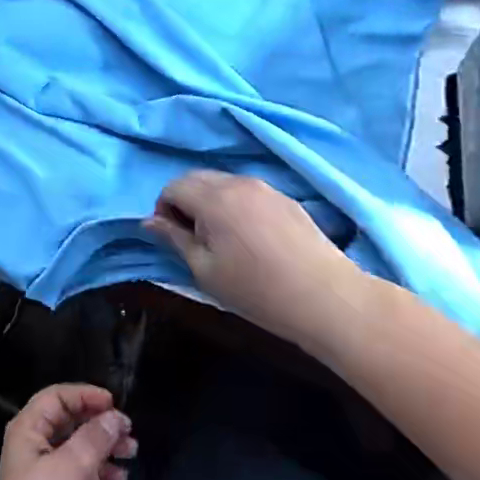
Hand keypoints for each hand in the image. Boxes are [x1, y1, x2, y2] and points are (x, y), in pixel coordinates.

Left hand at [0, 384, 135, 479]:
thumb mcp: (68, 470)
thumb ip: (92, 440)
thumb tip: (114, 416)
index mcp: (27, 429)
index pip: (55, 397)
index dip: (84, 395)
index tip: (115, 403)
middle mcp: (33, 445)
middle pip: (68, 420)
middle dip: (98, 422)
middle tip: (130, 434)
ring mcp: (43, 472)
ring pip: (77, 446)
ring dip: (103, 447)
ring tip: (131, 454)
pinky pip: (79, 471)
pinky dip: (99, 471)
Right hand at [143, 170, 375, 350]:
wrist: (330, 300)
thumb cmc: (257, 290)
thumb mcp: (203, 270)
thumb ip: (173, 239)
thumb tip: (149, 222)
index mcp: (213, 198)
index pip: (172, 187)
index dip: (163, 210)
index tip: (173, 238)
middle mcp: (237, 183)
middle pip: (195, 178)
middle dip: (184, 201)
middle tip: (192, 237)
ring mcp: (265, 189)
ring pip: (221, 183)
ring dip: (209, 201)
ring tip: (221, 238)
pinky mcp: (286, 199)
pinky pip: (245, 191)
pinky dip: (233, 204)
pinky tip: (248, 237)